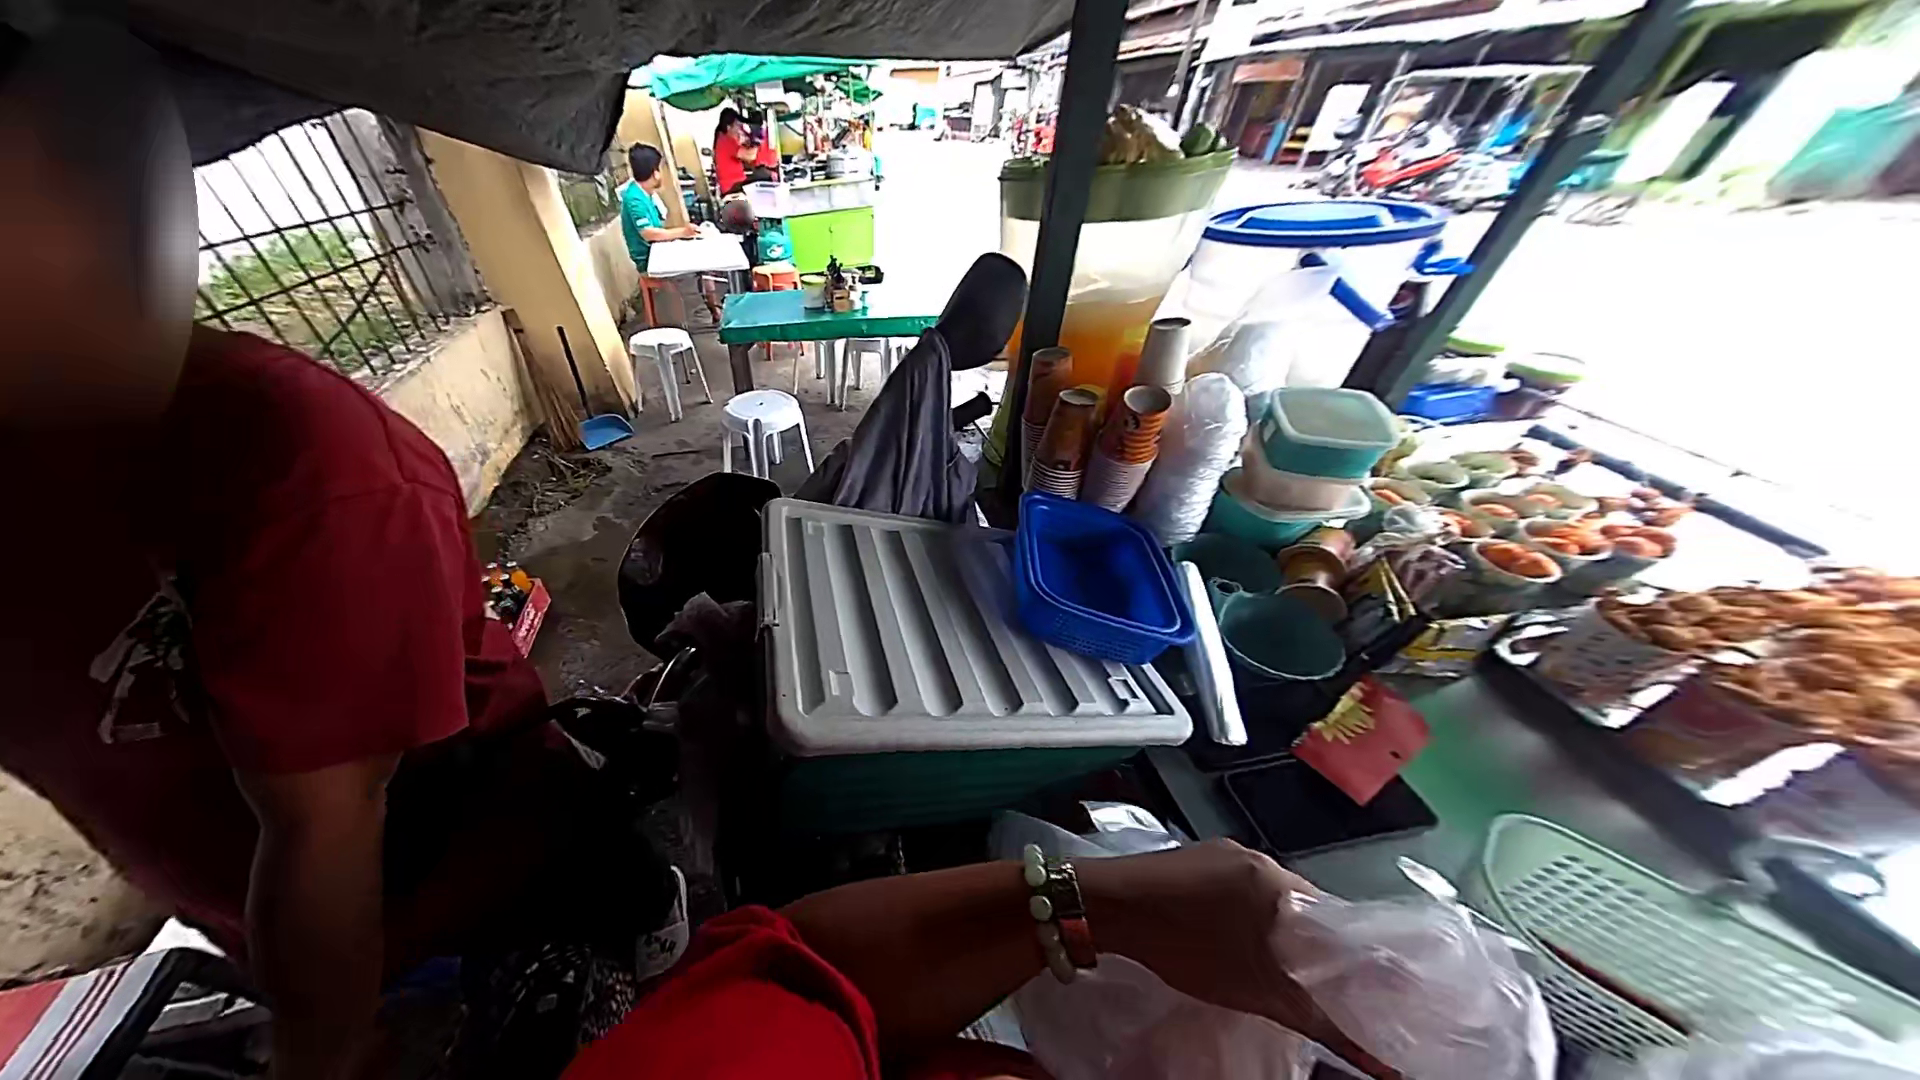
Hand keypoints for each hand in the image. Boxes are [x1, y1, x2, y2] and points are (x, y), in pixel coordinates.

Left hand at [1080, 841, 1404, 1079]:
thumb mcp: (1253, 989)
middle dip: (1309, 944)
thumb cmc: (1183, 942)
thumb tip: (1378, 1062)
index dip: (1346, 953)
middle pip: (1299, 904)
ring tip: (1278, 969)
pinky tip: (1238, 941)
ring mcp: (1219, 852)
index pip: (1332, 915)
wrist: (1111, 904)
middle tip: (1316, 986)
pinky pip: (1236, 886)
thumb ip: (1317, 1020)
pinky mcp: (1195, 857)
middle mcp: (1251, 854)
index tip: (1357, 987)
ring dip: (1274, 929)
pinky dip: (1245, 914)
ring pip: (1265, 895)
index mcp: (1273, 877)